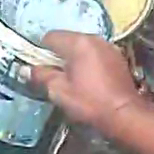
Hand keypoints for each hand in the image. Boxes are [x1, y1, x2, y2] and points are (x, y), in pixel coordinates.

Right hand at [30, 31, 149, 135]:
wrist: (126, 116)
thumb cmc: (90, 102)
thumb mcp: (58, 90)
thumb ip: (41, 75)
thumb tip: (27, 69)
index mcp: (77, 43)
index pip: (49, 37)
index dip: (41, 52)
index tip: (43, 68)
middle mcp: (94, 39)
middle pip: (66, 39)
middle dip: (59, 54)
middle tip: (58, 75)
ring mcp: (108, 47)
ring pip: (81, 46)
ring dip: (74, 57)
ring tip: (75, 78)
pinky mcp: (118, 57)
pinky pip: (95, 53)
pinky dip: (89, 61)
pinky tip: (90, 79)